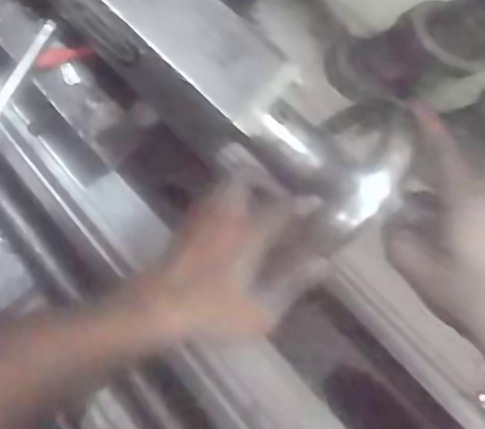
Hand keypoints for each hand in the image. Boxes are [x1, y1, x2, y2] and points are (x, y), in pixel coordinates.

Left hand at [125, 179, 327, 343]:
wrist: (162, 301)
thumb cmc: (215, 310)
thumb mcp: (263, 309)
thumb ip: (293, 281)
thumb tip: (322, 262)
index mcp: (247, 232)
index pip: (279, 207)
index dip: (300, 203)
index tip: (317, 202)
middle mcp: (224, 212)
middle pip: (242, 175)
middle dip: (264, 179)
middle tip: (281, 198)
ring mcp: (202, 212)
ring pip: (225, 181)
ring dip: (245, 185)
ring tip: (262, 206)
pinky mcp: (188, 219)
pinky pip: (213, 194)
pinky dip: (230, 196)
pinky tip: (238, 220)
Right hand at [385, 105, 484, 368]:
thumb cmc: (473, 302)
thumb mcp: (416, 269)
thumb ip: (395, 235)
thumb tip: (393, 217)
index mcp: (470, 202)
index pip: (446, 152)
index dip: (429, 126)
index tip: (416, 104)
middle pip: (469, 179)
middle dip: (441, 178)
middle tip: (417, 190)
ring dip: (466, 209)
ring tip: (446, 233)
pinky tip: (483, 261)